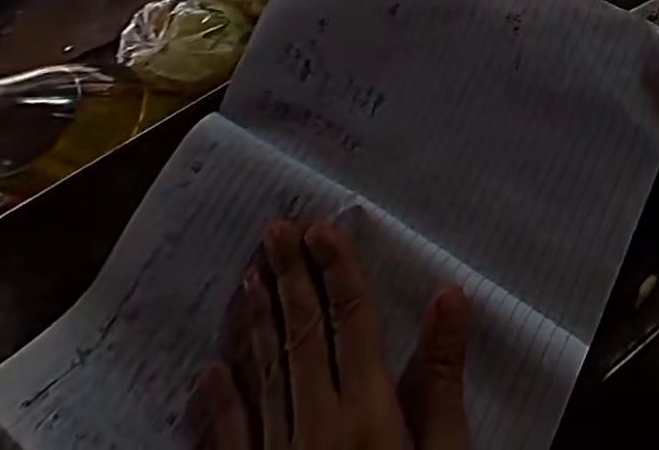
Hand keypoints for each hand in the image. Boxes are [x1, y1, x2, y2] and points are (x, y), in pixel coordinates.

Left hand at [192, 220, 470, 449]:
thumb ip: (441, 377)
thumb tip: (449, 296)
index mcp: (367, 409)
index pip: (351, 319)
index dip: (337, 269)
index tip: (320, 230)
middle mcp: (316, 423)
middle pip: (302, 334)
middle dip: (290, 278)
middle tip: (275, 231)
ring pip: (261, 375)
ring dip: (253, 324)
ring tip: (245, 279)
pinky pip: (228, 444)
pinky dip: (217, 405)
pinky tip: (209, 371)